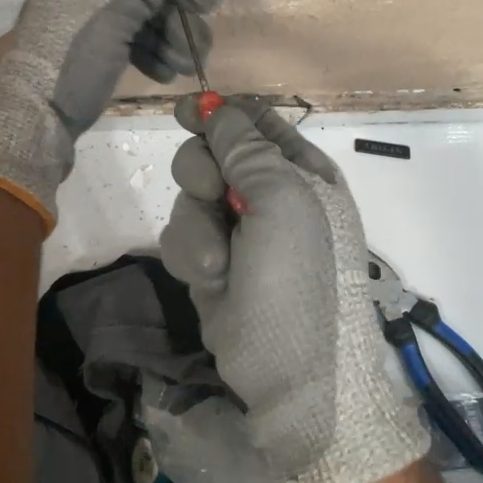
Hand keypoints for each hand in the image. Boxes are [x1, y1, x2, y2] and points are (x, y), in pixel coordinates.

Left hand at [0, 0, 222, 229]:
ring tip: (186, 65)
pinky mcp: (87, 50)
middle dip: (173, 18)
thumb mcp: (110, 21)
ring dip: (167, 40)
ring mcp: (81, 21)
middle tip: (201, 42)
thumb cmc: (71, 64)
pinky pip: (126, 41)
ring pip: (137, 19)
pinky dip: (148, 54)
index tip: (210, 0)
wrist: (35, 125)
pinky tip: (166, 74)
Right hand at [159, 95, 430, 482]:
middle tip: (214, 191)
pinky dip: (191, 254)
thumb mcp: (284, 201)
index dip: (221, 112)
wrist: (293, 376)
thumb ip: (247, 148)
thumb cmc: (303, 278)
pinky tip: (212, 279)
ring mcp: (236, 229)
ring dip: (198, 224)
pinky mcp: (208, 261)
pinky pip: (180, 233)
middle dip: (204, 170)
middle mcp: (267, 194)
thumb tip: (218, 107)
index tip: (187, 109)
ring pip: (189, 194)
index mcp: (301, 173)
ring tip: (220, 259)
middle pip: (211, 151)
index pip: (255, 122)